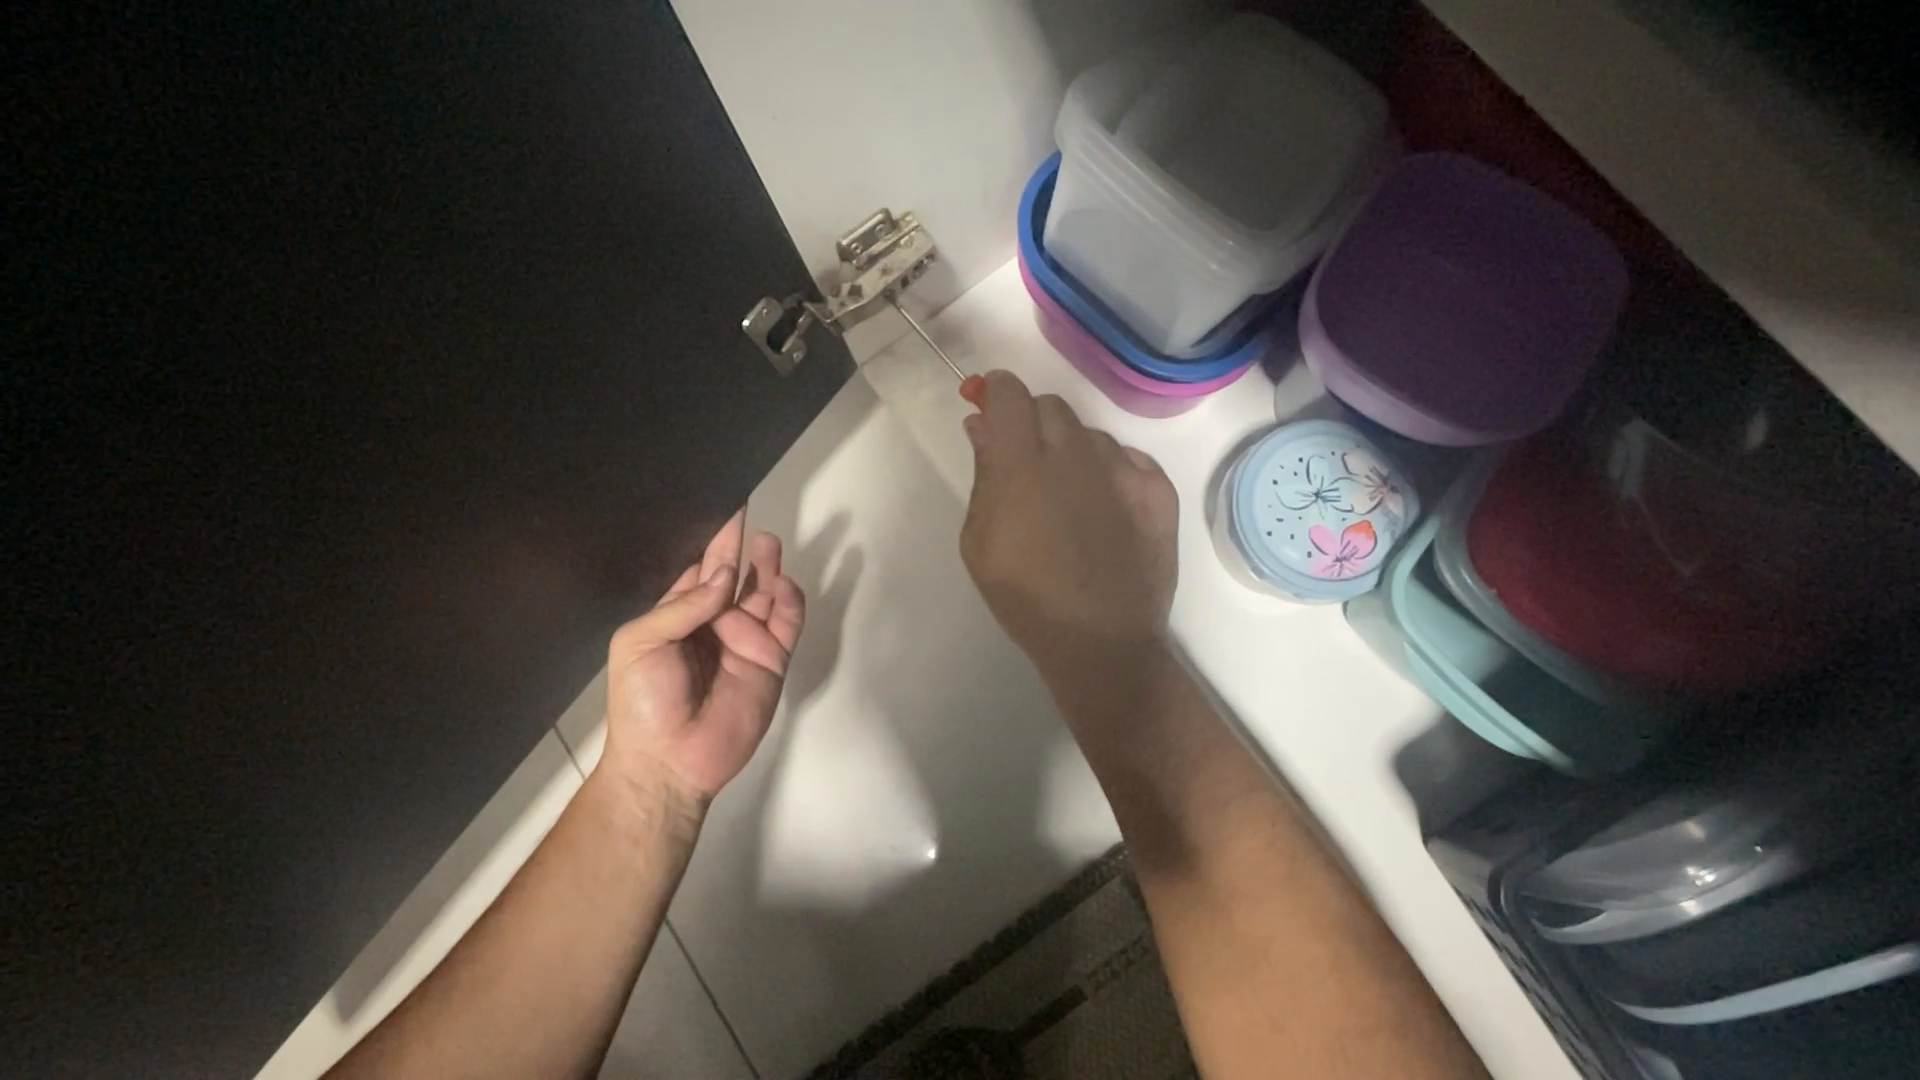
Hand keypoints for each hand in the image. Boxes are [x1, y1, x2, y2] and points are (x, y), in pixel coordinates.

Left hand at [602, 512, 803, 811]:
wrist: (669, 761)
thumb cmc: (643, 702)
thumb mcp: (639, 644)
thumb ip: (681, 607)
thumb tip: (722, 577)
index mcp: (678, 617)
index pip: (700, 571)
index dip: (714, 543)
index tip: (729, 512)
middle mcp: (714, 623)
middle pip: (736, 576)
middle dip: (743, 548)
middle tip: (752, 519)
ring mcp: (745, 641)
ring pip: (764, 594)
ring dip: (768, 568)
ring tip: (768, 543)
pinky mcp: (771, 661)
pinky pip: (785, 624)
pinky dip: (790, 602)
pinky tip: (784, 584)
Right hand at [959, 372, 1177, 677]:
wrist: (1102, 642)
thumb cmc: (1026, 599)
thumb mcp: (980, 542)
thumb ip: (983, 475)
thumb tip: (982, 426)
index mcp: (1024, 465)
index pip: (1009, 394)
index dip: (996, 393)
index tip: (991, 410)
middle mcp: (1076, 454)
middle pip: (1051, 407)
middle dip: (1032, 423)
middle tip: (1027, 466)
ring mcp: (1124, 470)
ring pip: (1090, 434)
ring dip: (1073, 451)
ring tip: (1071, 500)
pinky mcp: (1159, 490)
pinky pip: (1129, 459)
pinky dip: (1112, 472)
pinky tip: (1106, 510)